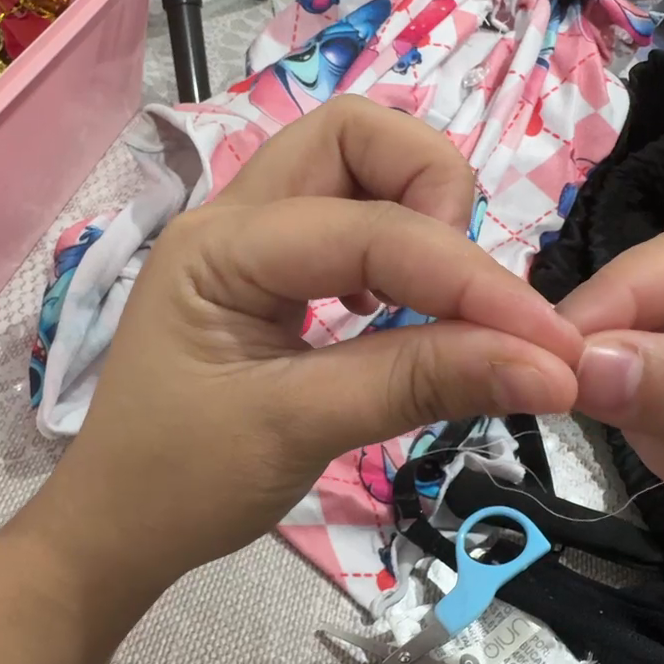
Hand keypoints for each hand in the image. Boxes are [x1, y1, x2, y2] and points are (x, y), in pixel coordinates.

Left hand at [36, 96, 583, 585]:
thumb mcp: (299, 429)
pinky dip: (388, 249)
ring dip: (412, 212)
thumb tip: (549, 367)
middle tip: (463, 286)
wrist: (115, 526)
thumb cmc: (180, 484)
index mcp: (218, 247)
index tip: (547, 345)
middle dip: (429, 187)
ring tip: (437, 298)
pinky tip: (394, 309)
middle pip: (350, 137)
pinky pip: (338, 225)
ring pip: (347, 170)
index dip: (466, 279)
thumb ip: (418, 382)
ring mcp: (243, 243)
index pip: (369, 230)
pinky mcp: (260, 278)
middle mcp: (228, 220)